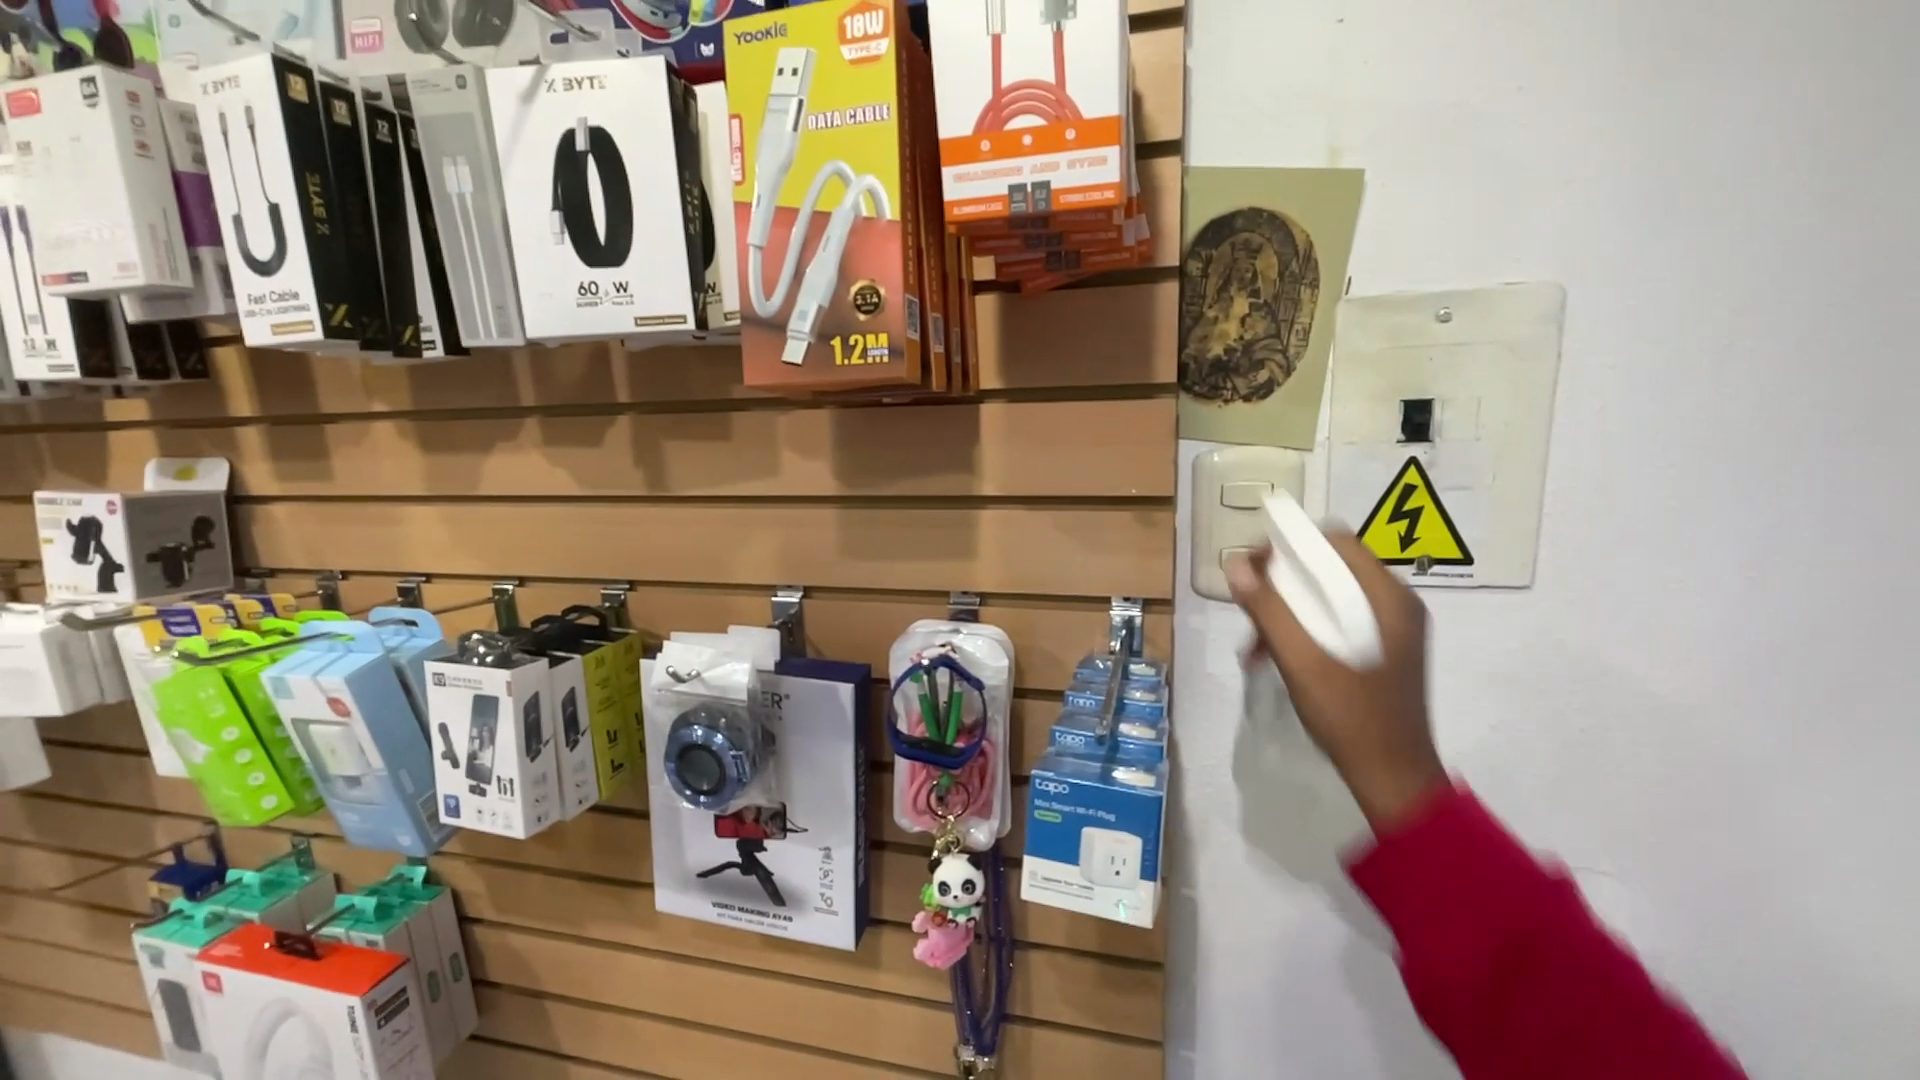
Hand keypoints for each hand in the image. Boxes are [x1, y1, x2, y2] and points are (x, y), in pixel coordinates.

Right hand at [1225, 532, 1446, 830]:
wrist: (1392, 776)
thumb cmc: (1350, 716)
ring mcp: (1391, 628)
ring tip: (1256, 646)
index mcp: (1387, 598)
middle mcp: (1395, 604)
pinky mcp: (1382, 650)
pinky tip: (1276, 658)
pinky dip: (1304, 630)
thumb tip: (1235, 564)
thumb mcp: (1301, 661)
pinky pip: (1336, 621)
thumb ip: (1269, 610)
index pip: (1335, 542)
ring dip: (1287, 611)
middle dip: (1282, 585)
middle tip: (1249, 612)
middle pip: (1329, 568)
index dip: (1290, 546)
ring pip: (1329, 596)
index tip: (1253, 570)